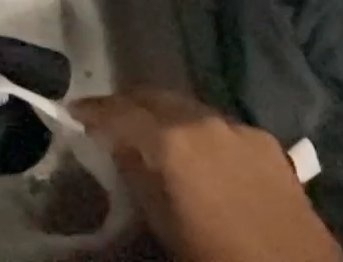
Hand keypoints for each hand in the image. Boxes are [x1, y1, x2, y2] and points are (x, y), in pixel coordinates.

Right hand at [73, 90, 341, 261]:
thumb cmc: (218, 258)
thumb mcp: (164, 228)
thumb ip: (137, 180)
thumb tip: (118, 152)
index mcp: (172, 140)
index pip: (119, 111)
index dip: (93, 110)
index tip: (74, 112)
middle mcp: (203, 121)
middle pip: (153, 97)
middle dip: (127, 105)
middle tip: (107, 123)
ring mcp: (239, 128)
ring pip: (187, 108)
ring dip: (163, 116)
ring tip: (150, 139)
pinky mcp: (267, 143)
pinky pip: (220, 126)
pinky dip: (198, 131)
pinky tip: (199, 158)